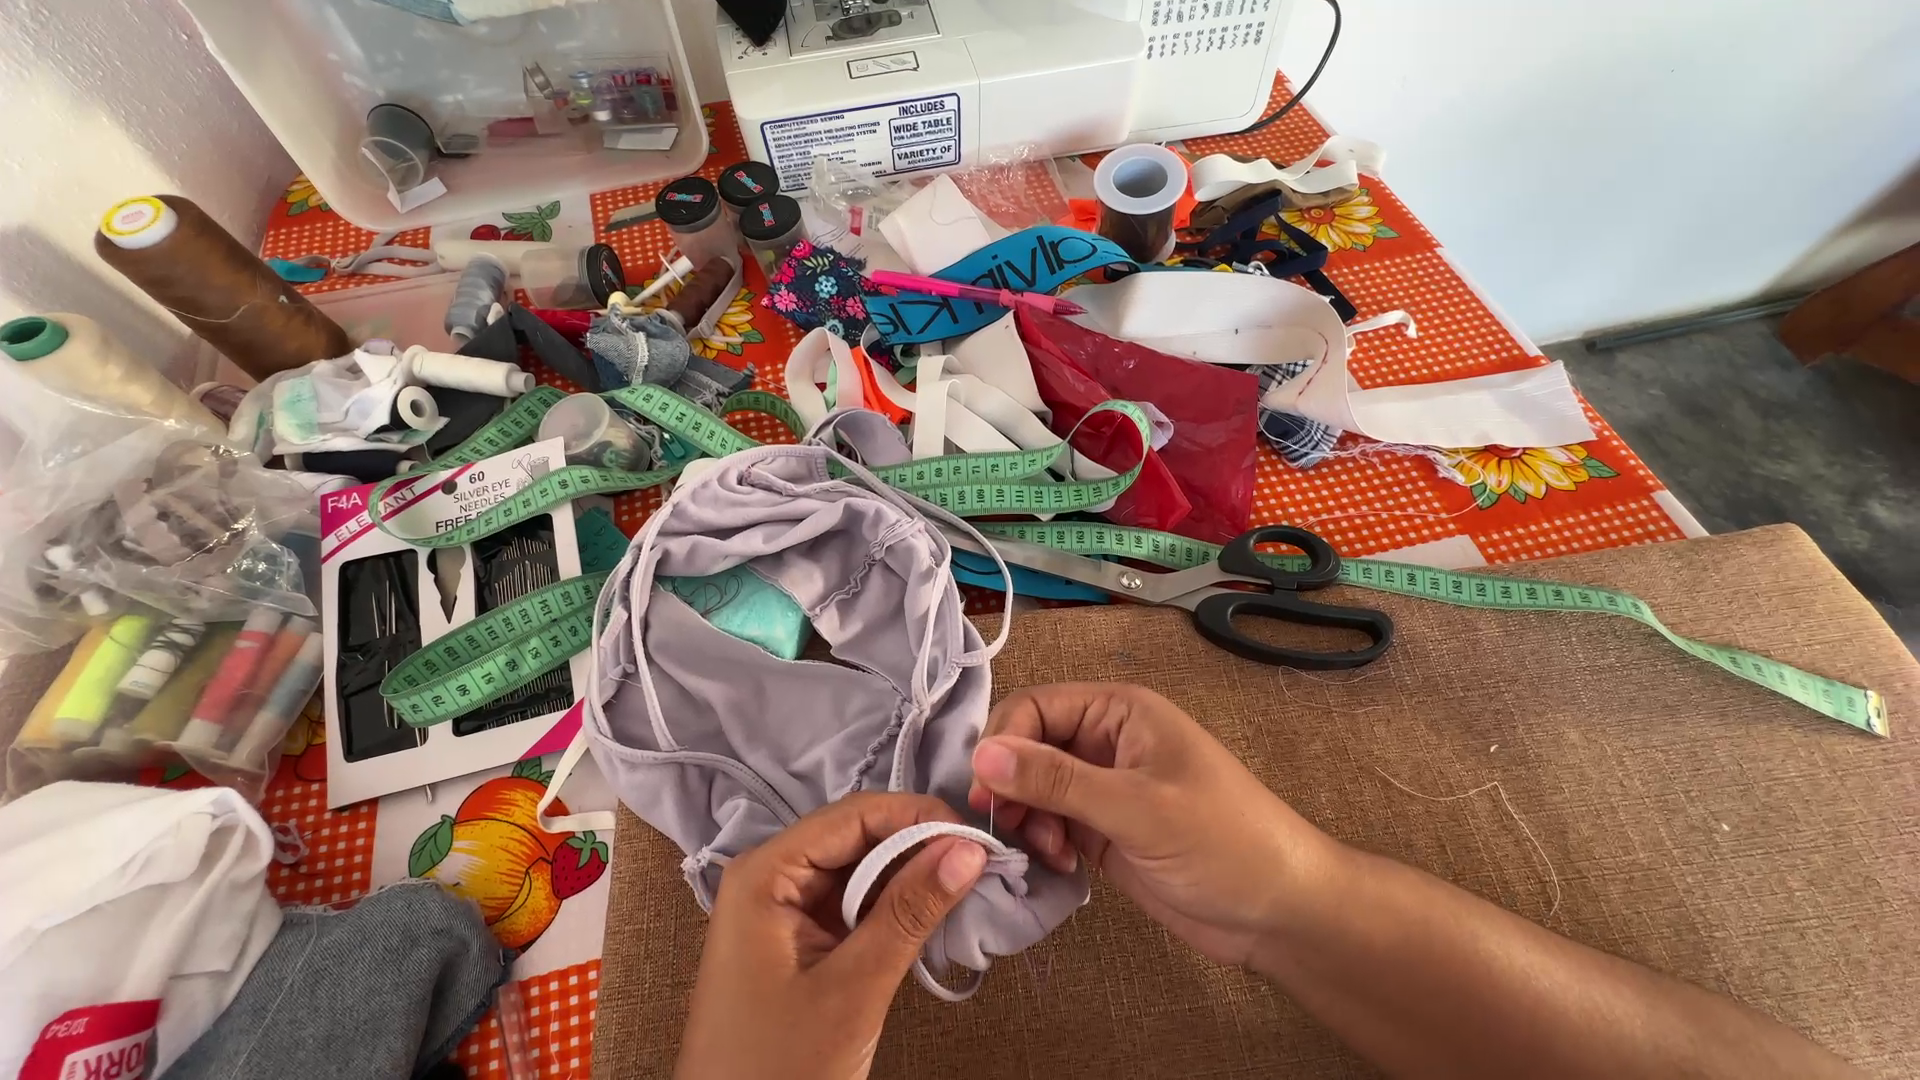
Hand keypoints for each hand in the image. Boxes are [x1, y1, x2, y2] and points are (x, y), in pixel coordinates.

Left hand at [675, 793, 987, 1079]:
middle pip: (858, 836)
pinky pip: (855, 901)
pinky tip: (934, 907)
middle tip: (984, 859)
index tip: (978, 835)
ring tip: (971, 878)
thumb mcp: (850, 990)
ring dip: (912, 873)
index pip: (854, 815)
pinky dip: (895, 904)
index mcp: (767, 872)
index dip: (917, 815)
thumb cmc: (778, 1070)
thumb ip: (908, 912)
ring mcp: (786, 908)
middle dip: (919, 843)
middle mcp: (774, 875)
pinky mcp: (802, 938)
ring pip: (861, 867)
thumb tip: (968, 848)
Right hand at [967, 683, 1333, 968]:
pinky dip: (1043, 840)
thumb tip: (981, 755)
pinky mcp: (1102, 829)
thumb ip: (1058, 780)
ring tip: (1047, 850)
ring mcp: (1103, 787)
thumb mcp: (1137, 807)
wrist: (1279, 914)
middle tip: (1003, 827)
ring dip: (1027, 817)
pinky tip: (1059, 864)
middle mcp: (1105, 741)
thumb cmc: (1222, 842)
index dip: (1003, 741)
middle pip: (1029, 746)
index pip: (1036, 707)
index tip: (984, 790)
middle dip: (1012, 784)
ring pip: (1035, 787)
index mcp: (1118, 712)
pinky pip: (1051, 821)